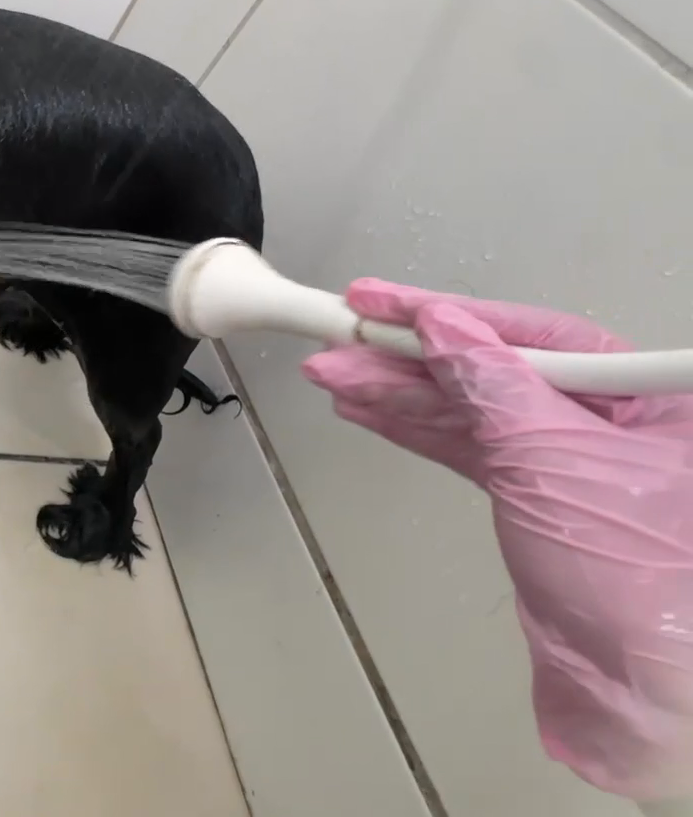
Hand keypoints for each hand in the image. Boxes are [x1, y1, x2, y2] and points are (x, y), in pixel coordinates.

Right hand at [302, 279, 692, 800]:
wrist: (638, 680)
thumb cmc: (635, 573)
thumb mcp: (555, 460)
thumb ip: (493, 385)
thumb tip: (440, 324)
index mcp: (654, 400)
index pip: (533, 335)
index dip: (447, 314)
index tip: (377, 300)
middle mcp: (612, 421)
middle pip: (488, 369)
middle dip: (402, 358)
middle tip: (333, 342)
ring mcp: (568, 458)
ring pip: (464, 408)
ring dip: (391, 391)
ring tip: (328, 374)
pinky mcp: (532, 492)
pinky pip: (462, 444)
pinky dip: (408, 426)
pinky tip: (362, 408)